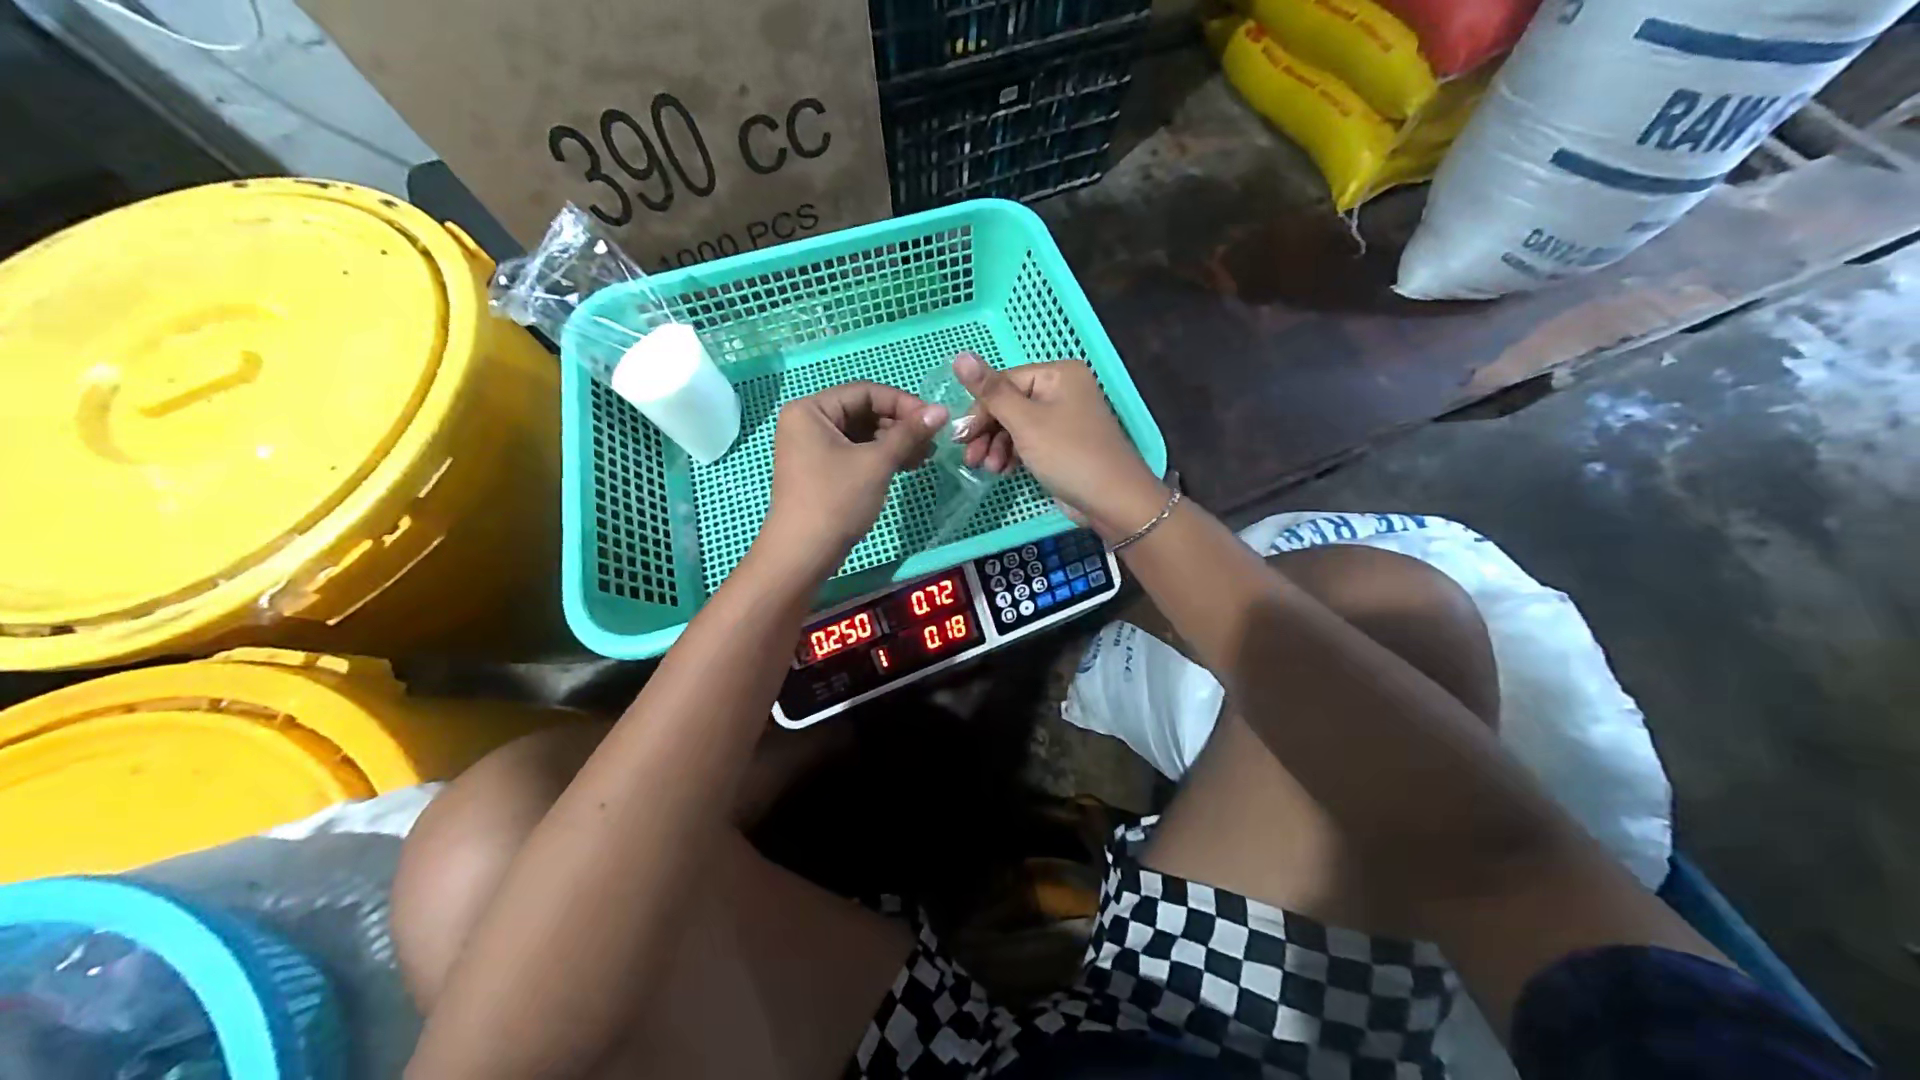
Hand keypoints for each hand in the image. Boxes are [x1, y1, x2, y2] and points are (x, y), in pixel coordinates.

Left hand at [762, 382, 947, 572]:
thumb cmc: (836, 500)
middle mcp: (807, 422)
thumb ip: (909, 433)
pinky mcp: (821, 470)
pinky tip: (906, 466)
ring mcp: (812, 448)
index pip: (865, 392)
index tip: (934, 420)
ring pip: (862, 434)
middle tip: (932, 442)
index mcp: (811, 410)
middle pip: (863, 411)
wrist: (804, 553)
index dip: (903, 403)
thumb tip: (941, 410)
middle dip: (900, 425)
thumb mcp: (876, 463)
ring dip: (894, 442)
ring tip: (924, 457)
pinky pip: (855, 452)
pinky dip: (880, 457)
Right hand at [950, 352, 1167, 541]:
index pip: (1004, 382)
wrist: (1113, 501)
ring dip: (996, 446)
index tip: (959, 437)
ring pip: (1015, 426)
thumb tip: (959, 355)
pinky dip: (1012, 454)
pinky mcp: (1062, 445)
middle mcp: (1062, 390)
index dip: (979, 409)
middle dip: (986, 431)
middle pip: (1008, 404)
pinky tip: (1002, 471)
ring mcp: (1063, 419)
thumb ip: (991, 392)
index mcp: (1058, 374)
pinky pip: (1028, 442)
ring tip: (987, 468)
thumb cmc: (1069, 455)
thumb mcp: (1025, 423)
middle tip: (968, 457)